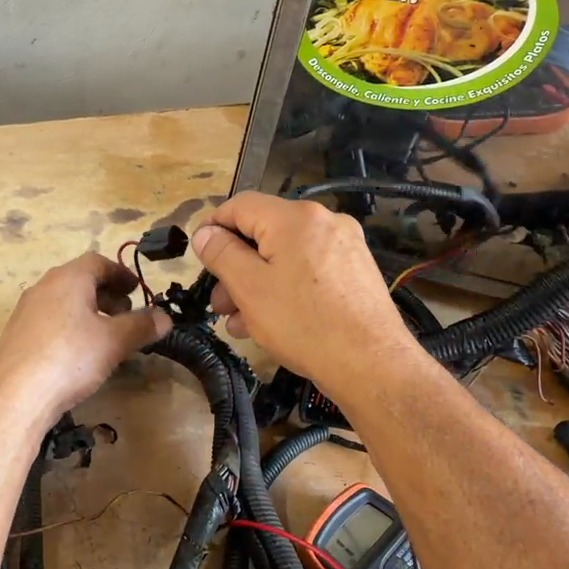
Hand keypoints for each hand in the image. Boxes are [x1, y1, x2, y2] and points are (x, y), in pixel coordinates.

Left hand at [0, 254, 171, 425]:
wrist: (16, 394)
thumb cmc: (70, 357)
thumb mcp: (114, 341)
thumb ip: (141, 325)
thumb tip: (165, 317)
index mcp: (68, 278)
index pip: (98, 262)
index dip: (121, 274)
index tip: (136, 290)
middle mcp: (43, 287)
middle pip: (79, 280)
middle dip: (106, 294)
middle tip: (125, 315)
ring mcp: (25, 311)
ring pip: (63, 301)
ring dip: (88, 312)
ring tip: (105, 336)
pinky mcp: (16, 335)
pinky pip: (49, 320)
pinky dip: (69, 327)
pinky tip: (78, 353)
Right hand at [191, 191, 430, 409]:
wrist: (371, 364)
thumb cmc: (302, 323)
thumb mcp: (249, 288)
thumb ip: (221, 254)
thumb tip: (204, 232)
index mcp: (295, 218)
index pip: (240, 205)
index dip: (212, 226)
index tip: (197, 256)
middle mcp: (324, 222)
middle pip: (263, 233)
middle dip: (234, 265)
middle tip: (217, 303)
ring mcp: (344, 247)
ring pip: (284, 256)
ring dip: (255, 283)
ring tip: (239, 321)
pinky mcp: (354, 273)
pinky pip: (306, 271)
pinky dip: (282, 289)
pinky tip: (268, 321)